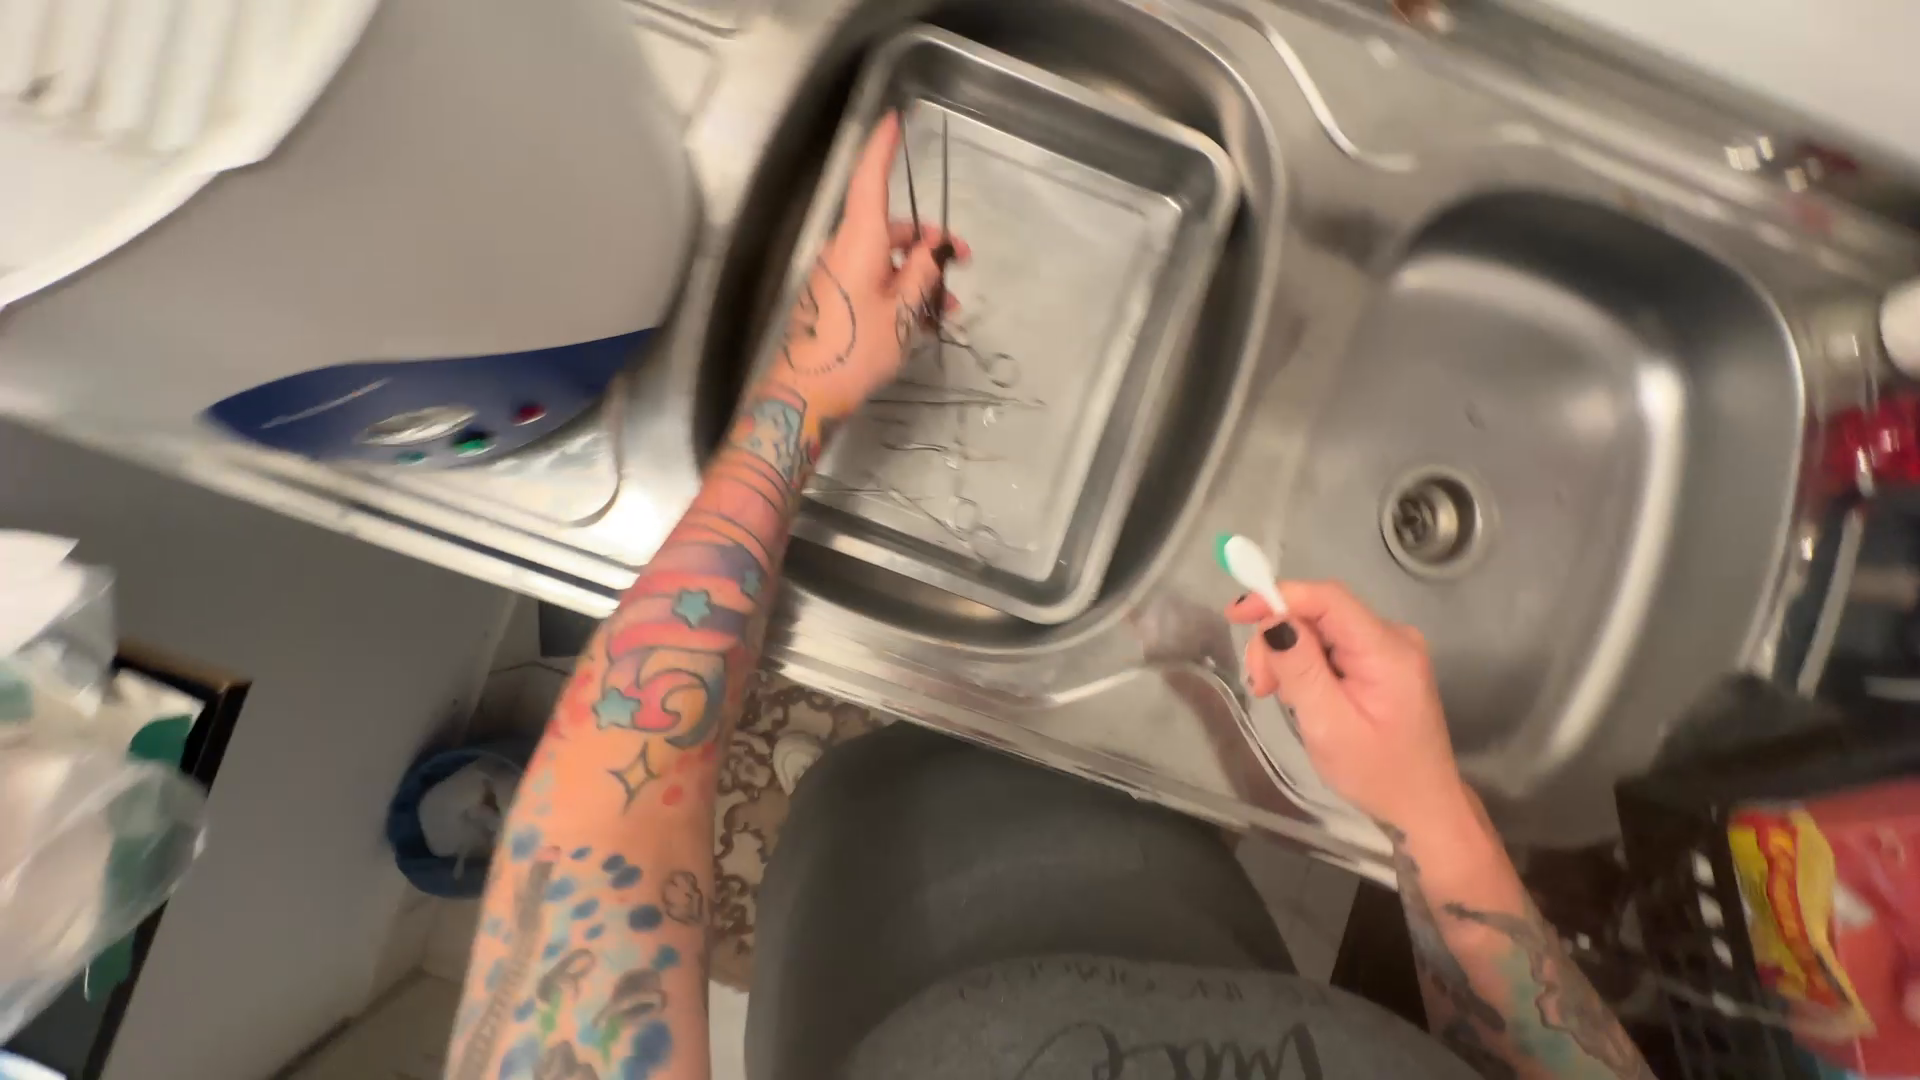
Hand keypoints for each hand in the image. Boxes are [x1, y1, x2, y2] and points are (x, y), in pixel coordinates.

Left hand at [771, 111, 968, 420]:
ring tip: (947, 307)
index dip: (883, 149)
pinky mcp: (837, 301)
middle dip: (928, 243)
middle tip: (961, 263)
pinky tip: (923, 320)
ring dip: (919, 276)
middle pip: (889, 228)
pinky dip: (900, 292)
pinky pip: (874, 282)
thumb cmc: (858, 349)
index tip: (895, 121)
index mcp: (859, 241)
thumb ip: (921, 276)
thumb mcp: (902, 313)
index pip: (870, 181)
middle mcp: (845, 251)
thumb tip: (931, 252)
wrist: (809, 391)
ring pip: (886, 260)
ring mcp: (839, 277)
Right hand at [1226, 582, 1471, 831]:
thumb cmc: (1377, 773)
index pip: (1326, 597)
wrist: (1421, 807)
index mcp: (1387, 651)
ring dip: (1287, 655)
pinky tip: (1300, 693)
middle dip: (1278, 640)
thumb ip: (1300, 669)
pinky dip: (1302, 662)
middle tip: (1262, 686)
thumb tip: (1271, 621)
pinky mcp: (1379, 659)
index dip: (1278, 596)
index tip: (1235, 614)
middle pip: (1317, 612)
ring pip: (1317, 627)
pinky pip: (1328, 643)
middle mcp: (1393, 636)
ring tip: (1282, 697)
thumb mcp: (1329, 726)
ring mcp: (1387, 646)